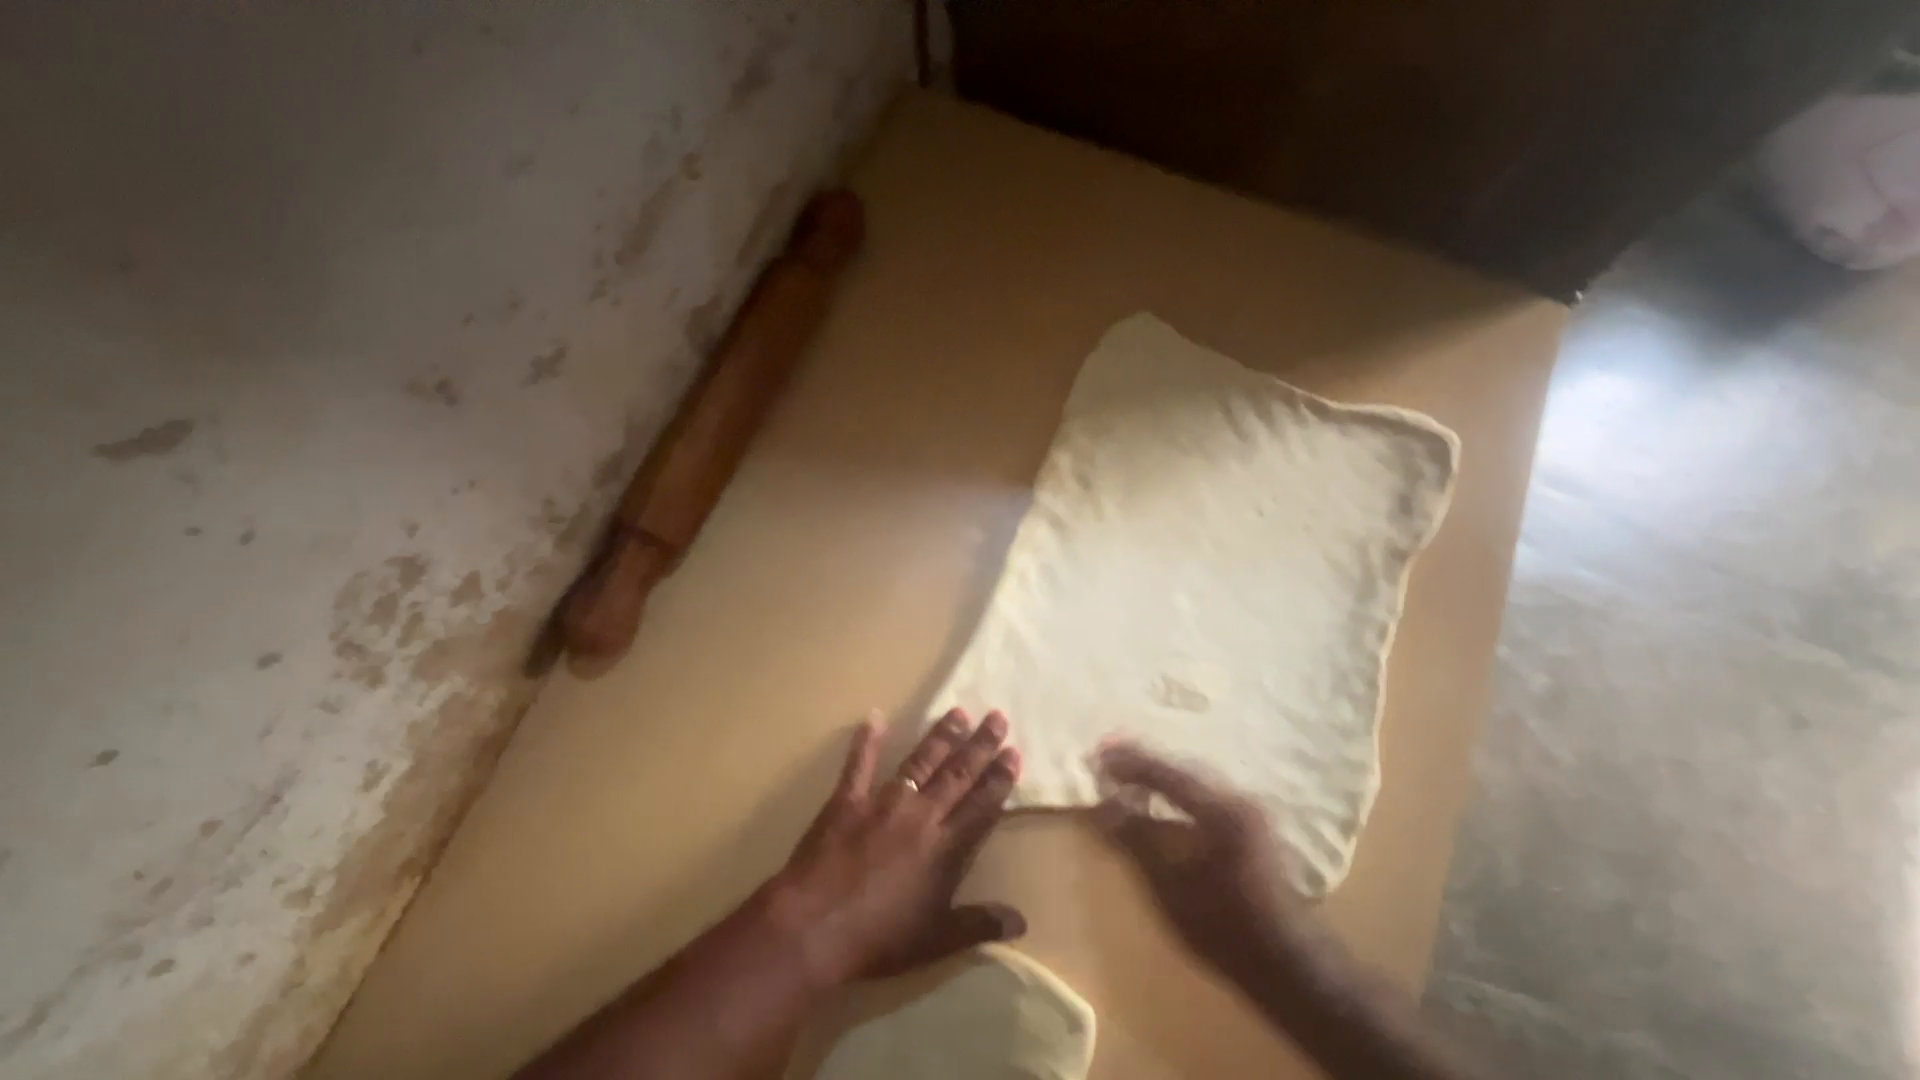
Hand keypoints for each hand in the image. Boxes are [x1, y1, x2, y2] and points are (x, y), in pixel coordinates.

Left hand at [768, 708, 1024, 983]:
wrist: (813, 927)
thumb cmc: (879, 938)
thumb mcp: (937, 939)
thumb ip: (979, 924)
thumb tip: (1022, 922)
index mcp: (945, 848)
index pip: (982, 806)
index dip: (1000, 779)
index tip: (1013, 752)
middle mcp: (920, 816)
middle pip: (957, 775)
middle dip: (980, 746)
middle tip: (997, 717)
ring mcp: (882, 803)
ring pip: (919, 762)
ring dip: (941, 737)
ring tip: (958, 713)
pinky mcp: (846, 801)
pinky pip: (859, 764)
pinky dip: (867, 740)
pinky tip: (875, 716)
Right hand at [1093, 742, 1315, 981]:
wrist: (1288, 963)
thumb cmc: (1223, 929)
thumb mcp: (1168, 887)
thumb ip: (1135, 839)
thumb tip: (1102, 804)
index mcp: (1220, 810)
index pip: (1165, 773)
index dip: (1128, 762)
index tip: (1095, 754)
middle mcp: (1238, 798)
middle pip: (1182, 768)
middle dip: (1142, 762)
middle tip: (1106, 758)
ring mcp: (1250, 810)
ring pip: (1195, 779)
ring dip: (1160, 774)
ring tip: (1125, 774)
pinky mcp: (1253, 825)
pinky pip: (1205, 793)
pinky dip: (1177, 790)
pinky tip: (1160, 799)